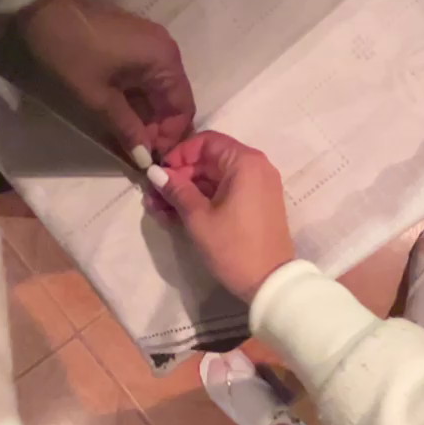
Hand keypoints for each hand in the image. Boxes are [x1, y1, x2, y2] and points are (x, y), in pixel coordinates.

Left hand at [18, 0, 194, 157]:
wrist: (41, 4)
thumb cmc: (72, 51)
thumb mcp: (98, 97)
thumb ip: (127, 129)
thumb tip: (146, 160)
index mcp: (165, 62)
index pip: (183, 109)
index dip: (170, 138)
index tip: (150, 159)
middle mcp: (166, 53)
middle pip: (173, 102)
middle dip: (157, 130)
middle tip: (136, 153)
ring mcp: (151, 47)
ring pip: (158, 93)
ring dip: (145, 118)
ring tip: (126, 140)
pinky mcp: (135, 46)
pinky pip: (145, 81)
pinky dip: (136, 102)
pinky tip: (120, 118)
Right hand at [151, 132, 296, 300]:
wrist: (270, 282)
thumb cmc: (234, 247)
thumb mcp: (199, 219)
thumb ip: (177, 190)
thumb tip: (155, 172)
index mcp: (245, 162)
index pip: (205, 142)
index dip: (179, 155)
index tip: (160, 175)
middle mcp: (256, 167)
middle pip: (209, 161)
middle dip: (179, 177)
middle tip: (153, 197)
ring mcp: (258, 186)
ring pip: (215, 179)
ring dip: (188, 191)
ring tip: (159, 210)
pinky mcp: (257, 204)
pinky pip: (226, 193)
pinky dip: (204, 201)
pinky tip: (178, 215)